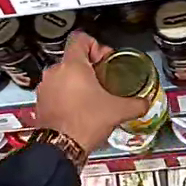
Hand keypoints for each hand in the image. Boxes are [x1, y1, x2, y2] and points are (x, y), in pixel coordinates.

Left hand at [31, 32, 147, 155]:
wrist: (60, 147)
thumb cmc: (83, 123)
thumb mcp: (117, 111)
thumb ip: (135, 104)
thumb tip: (144, 103)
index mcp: (73, 65)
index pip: (81, 38)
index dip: (96, 45)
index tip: (104, 59)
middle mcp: (55, 72)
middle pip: (73, 58)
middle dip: (89, 67)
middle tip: (103, 80)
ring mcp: (45, 87)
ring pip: (63, 75)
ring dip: (77, 82)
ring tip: (92, 96)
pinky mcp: (41, 102)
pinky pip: (55, 90)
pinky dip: (66, 95)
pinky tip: (79, 109)